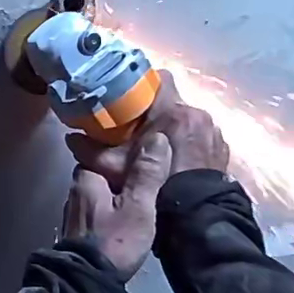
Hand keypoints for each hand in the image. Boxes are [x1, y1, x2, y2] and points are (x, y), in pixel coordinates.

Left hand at [63, 132, 171, 280]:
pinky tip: (126, 217)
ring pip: (99, 192)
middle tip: (150, 176)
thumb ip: (146, 174)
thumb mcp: (138, 206)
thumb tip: (158, 138)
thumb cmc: (114, 241)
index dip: (123, 151)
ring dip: (116, 193)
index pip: (103, 153)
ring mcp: (73, 212)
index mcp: (85, 178)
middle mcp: (75, 191)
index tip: (145, 154)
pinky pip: (97, 210)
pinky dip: (110, 209)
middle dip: (121, 174)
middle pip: (101, 173)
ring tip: (143, 196)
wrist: (88, 282)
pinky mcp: (77, 231)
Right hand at [67, 72, 230, 184]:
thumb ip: (90, 150)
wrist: (195, 214)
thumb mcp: (113, 168)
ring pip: (188, 119)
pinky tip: (178, 160)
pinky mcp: (222, 149)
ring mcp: (212, 132)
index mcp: (171, 110)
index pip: (158, 77)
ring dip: (174, 128)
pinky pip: (201, 137)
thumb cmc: (152, 183)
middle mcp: (196, 113)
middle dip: (156, 110)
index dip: (142, 84)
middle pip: (173, 100)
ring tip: (158, 147)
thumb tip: (71, 138)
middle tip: (137, 127)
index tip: (129, 98)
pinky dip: (189, 143)